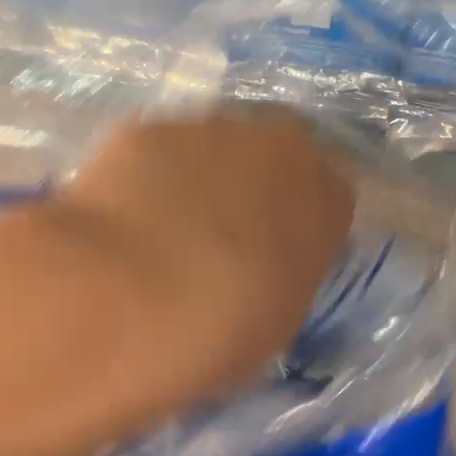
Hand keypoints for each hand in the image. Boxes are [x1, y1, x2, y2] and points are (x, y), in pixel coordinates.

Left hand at [57, 108, 354, 397]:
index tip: (279, 246)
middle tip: (225, 229)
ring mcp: (213, 127)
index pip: (331, 192)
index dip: (302, 217)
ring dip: (200, 173)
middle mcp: (280, 146)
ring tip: (164, 225)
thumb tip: (266, 268)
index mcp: (327, 198)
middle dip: (257, 179)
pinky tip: (124, 216)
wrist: (125, 298)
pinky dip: (147, 174)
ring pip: (216, 143)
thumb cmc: (220, 329)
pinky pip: (158, 149)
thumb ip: (286, 272)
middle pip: (278, 151)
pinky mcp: (149, 126)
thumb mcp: (279, 318)